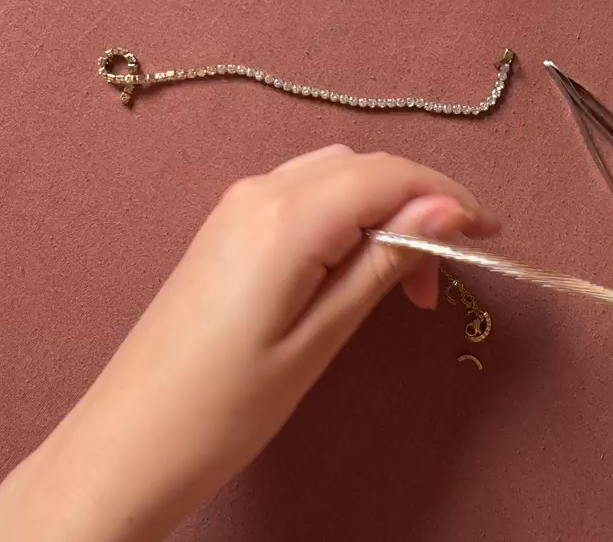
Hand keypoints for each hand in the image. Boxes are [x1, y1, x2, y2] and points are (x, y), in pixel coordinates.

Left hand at [0, 145, 497, 541]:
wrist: (124, 444)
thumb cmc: (228, 405)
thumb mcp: (321, 336)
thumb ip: (384, 260)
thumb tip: (448, 207)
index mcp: (288, 215)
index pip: (388, 174)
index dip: (446, 193)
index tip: (488, 232)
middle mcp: (262, 188)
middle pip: (364, 166)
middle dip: (415, 204)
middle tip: (435, 281)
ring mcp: (239, 201)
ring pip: (335, 173)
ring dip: (380, 207)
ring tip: (400, 278)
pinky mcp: (229, 223)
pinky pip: (305, 191)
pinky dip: (345, 212)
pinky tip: (352, 261)